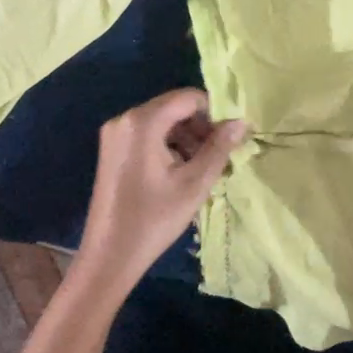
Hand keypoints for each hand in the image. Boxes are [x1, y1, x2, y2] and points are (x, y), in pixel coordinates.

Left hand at [72, 89, 247, 299]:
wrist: (110, 254)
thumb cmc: (154, 219)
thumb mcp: (194, 183)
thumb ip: (219, 148)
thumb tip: (241, 122)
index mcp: (143, 122)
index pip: (188, 98)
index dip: (215, 112)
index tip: (233, 135)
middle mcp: (124, 119)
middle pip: (173, 108)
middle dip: (200, 127)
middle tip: (221, 155)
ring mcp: (115, 135)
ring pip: (161, 123)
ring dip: (186, 138)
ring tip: (205, 167)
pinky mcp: (111, 150)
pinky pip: (146, 136)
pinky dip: (168, 146)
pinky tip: (182, 172)